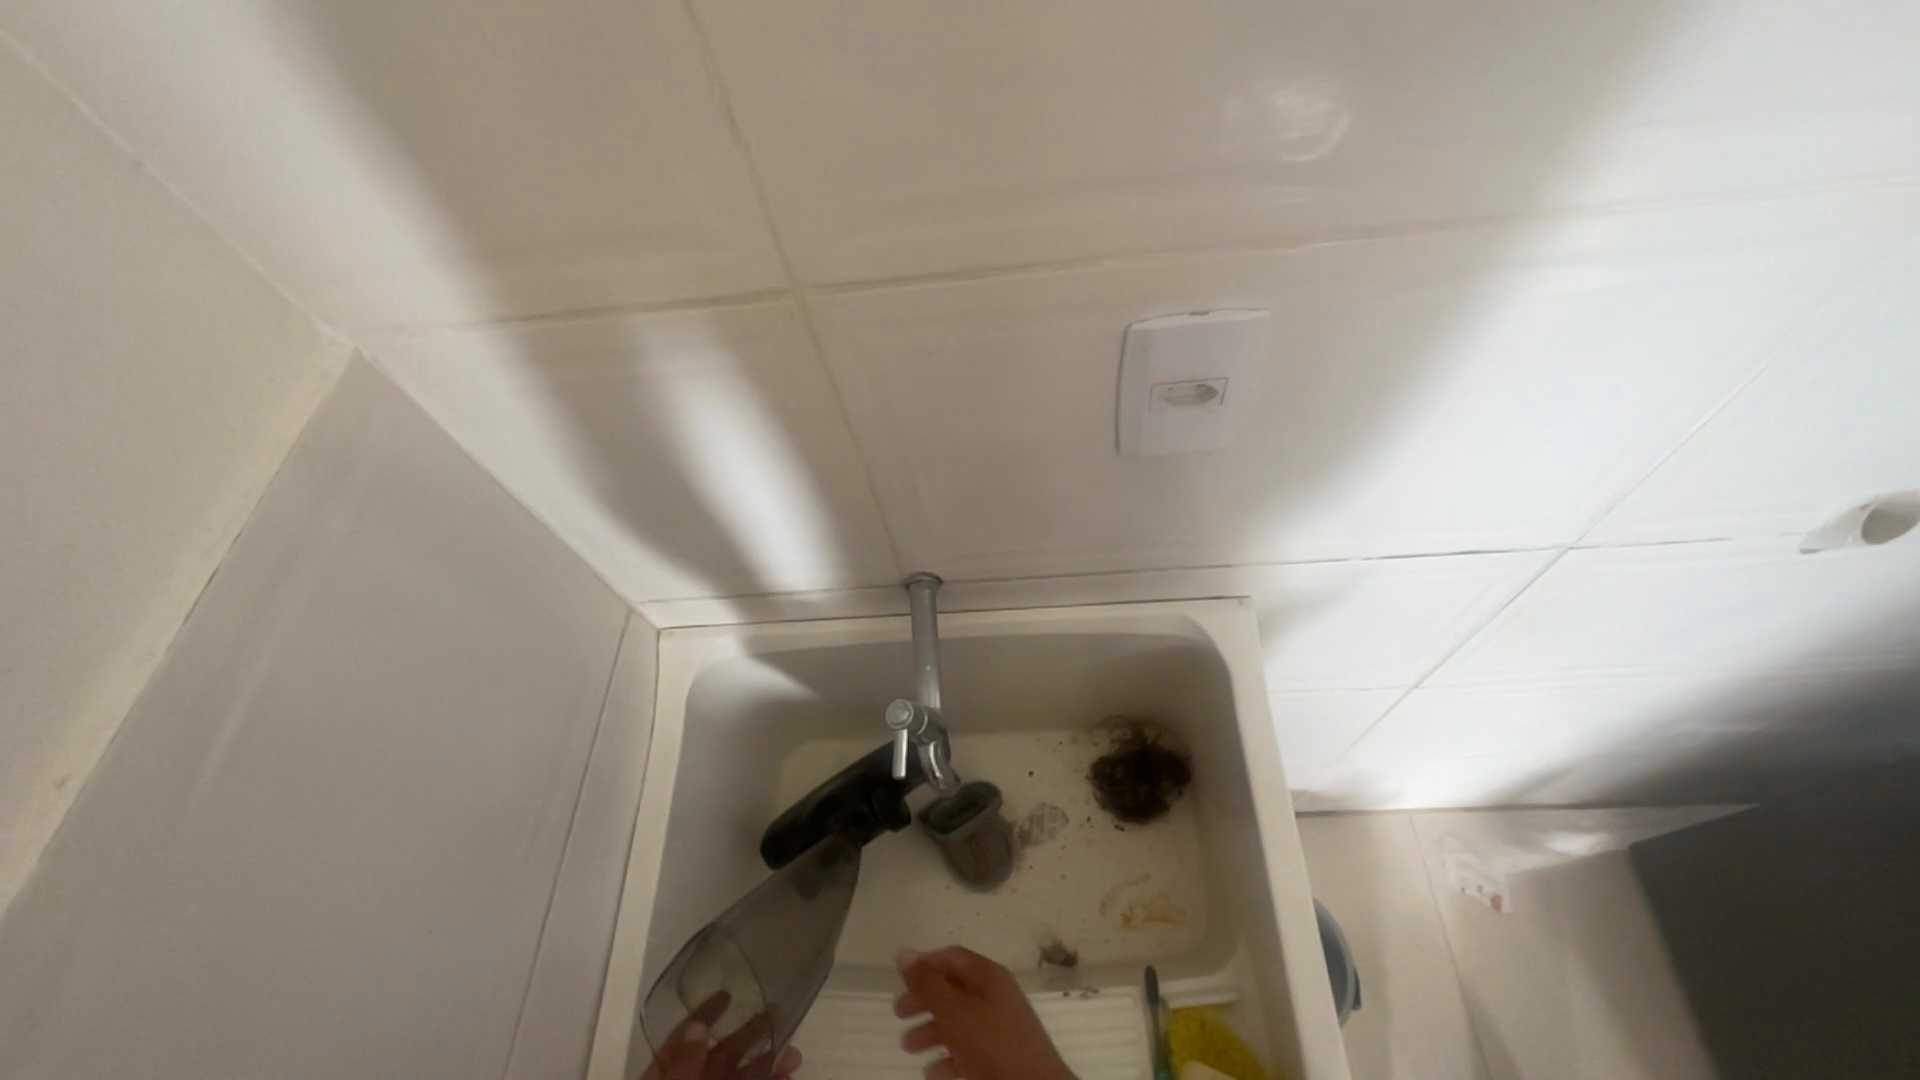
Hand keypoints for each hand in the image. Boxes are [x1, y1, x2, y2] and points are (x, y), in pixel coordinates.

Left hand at [642, 993, 801, 1079]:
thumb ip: (681, 1066)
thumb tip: (698, 1028)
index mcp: (664, 1076)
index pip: (682, 1038)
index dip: (703, 1014)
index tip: (728, 993)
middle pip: (719, 1057)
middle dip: (748, 1037)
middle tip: (775, 1014)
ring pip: (740, 1077)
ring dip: (767, 1063)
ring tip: (794, 1052)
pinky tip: (789, 1075)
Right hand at [895, 947, 1076, 1079]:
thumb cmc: (993, 1044)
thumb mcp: (955, 1011)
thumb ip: (928, 984)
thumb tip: (904, 952)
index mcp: (989, 977)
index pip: (953, 958)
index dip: (926, 964)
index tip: (901, 979)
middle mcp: (995, 998)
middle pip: (953, 990)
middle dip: (924, 1001)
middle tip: (899, 1014)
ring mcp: (999, 1030)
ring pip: (958, 1023)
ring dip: (931, 1032)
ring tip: (908, 1047)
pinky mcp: (1000, 1061)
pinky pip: (968, 1053)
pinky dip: (948, 1060)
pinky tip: (932, 1072)